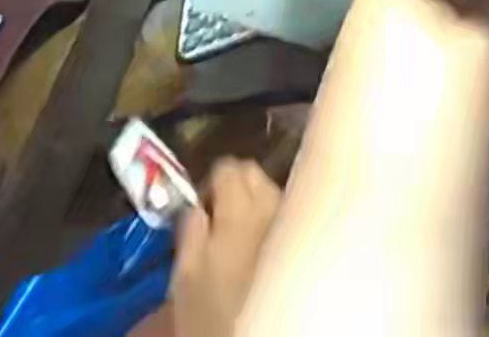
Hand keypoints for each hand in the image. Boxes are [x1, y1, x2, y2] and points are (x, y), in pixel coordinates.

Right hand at [169, 159, 283, 336]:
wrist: (261, 331)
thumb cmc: (215, 310)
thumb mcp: (186, 275)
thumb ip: (190, 229)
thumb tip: (193, 205)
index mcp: (240, 207)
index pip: (226, 167)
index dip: (209, 185)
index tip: (199, 210)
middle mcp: (271, 201)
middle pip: (251, 171)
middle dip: (233, 186)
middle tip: (216, 219)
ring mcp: (289, 214)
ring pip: (268, 187)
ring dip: (252, 200)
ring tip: (236, 233)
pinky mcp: (302, 230)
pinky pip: (282, 206)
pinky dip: (268, 214)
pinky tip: (258, 244)